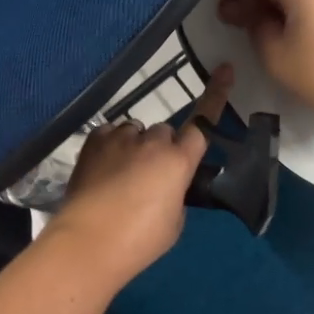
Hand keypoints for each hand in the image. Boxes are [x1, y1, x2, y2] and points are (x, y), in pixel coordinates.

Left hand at [51, 67, 232, 279]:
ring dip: (135, 145)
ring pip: (136, 130)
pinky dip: (110, 145)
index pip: (203, 122)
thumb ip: (176, 192)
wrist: (89, 242)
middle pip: (165, 131)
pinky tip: (103, 168)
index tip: (225, 71)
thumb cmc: (139, 240)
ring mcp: (120, 138)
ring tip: (121, 174)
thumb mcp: (174, 221)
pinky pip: (110, 133)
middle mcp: (152, 142)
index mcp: (179, 161)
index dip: (215, 97)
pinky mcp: (93, 141)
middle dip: (162, 148)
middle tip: (150, 177)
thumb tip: (166, 184)